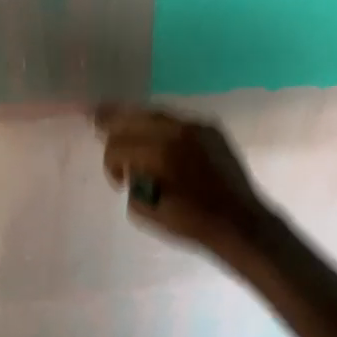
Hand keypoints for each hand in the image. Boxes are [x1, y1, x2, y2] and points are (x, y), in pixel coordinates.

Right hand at [96, 105, 273, 256]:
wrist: (241, 222)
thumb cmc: (193, 223)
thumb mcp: (148, 212)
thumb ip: (133, 184)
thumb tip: (131, 170)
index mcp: (159, 152)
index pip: (119, 145)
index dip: (111, 162)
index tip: (118, 180)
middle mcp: (177, 130)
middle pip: (134, 117)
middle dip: (113, 121)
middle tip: (95, 118)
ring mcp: (196, 126)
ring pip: (155, 113)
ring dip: (137, 120)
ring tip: (119, 119)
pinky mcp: (210, 129)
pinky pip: (177, 121)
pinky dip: (161, 126)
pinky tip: (155, 134)